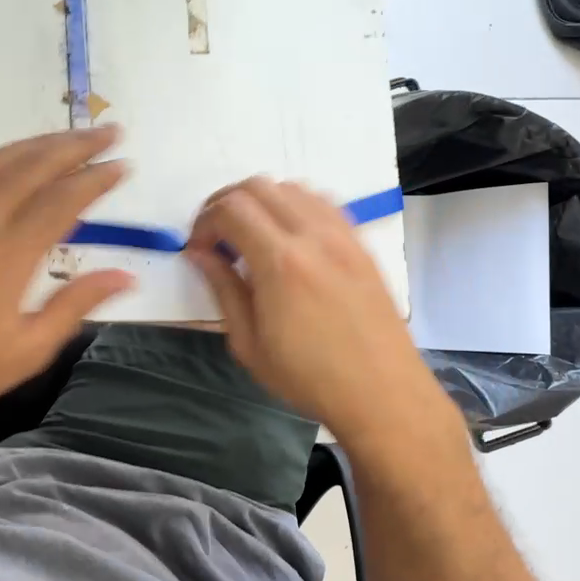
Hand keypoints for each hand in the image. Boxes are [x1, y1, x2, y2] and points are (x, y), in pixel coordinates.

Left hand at [0, 127, 135, 421]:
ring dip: (37, 144)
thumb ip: (75, 305)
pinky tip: (14, 160)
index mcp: (6, 258)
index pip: (60, 202)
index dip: (95, 180)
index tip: (124, 165)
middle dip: (74, 146)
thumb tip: (126, 277)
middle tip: (111, 133)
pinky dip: (0, 158)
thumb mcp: (27, 351)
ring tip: (71, 138)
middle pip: (31, 168)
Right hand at [185, 179, 459, 442]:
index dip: (202, 223)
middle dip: (224, 204)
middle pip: (257, 186)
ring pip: (291, 186)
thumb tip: (199, 254)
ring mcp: (343, 235)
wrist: (382, 394)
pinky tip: (286, 237)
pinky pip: (322, 201)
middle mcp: (313, 236)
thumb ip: (222, 288)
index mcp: (280, 263)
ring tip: (249, 236)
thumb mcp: (248, 342)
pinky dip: (293, 205)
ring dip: (259, 201)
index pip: (230, 210)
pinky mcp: (361, 243)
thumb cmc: (307, 377)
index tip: (197, 251)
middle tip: (214, 238)